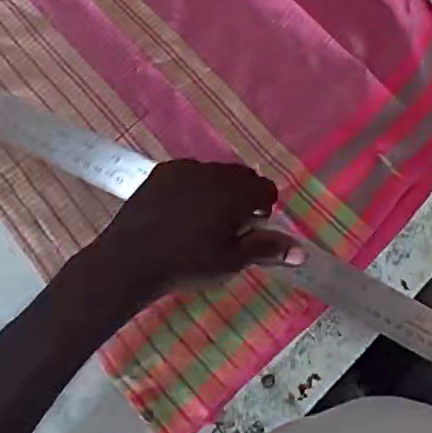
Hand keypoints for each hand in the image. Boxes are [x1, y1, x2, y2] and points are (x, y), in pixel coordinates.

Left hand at [87, 160, 298, 296]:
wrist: (129, 261)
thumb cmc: (186, 263)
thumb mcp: (230, 261)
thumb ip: (266, 249)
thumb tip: (302, 251)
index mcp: (234, 192)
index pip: (265, 188)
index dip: (264, 208)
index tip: (251, 228)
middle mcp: (213, 171)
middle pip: (241, 176)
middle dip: (242, 196)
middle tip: (229, 227)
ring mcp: (185, 168)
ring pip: (214, 173)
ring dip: (217, 190)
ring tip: (202, 221)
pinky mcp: (162, 171)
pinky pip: (189, 172)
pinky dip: (192, 186)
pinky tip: (178, 212)